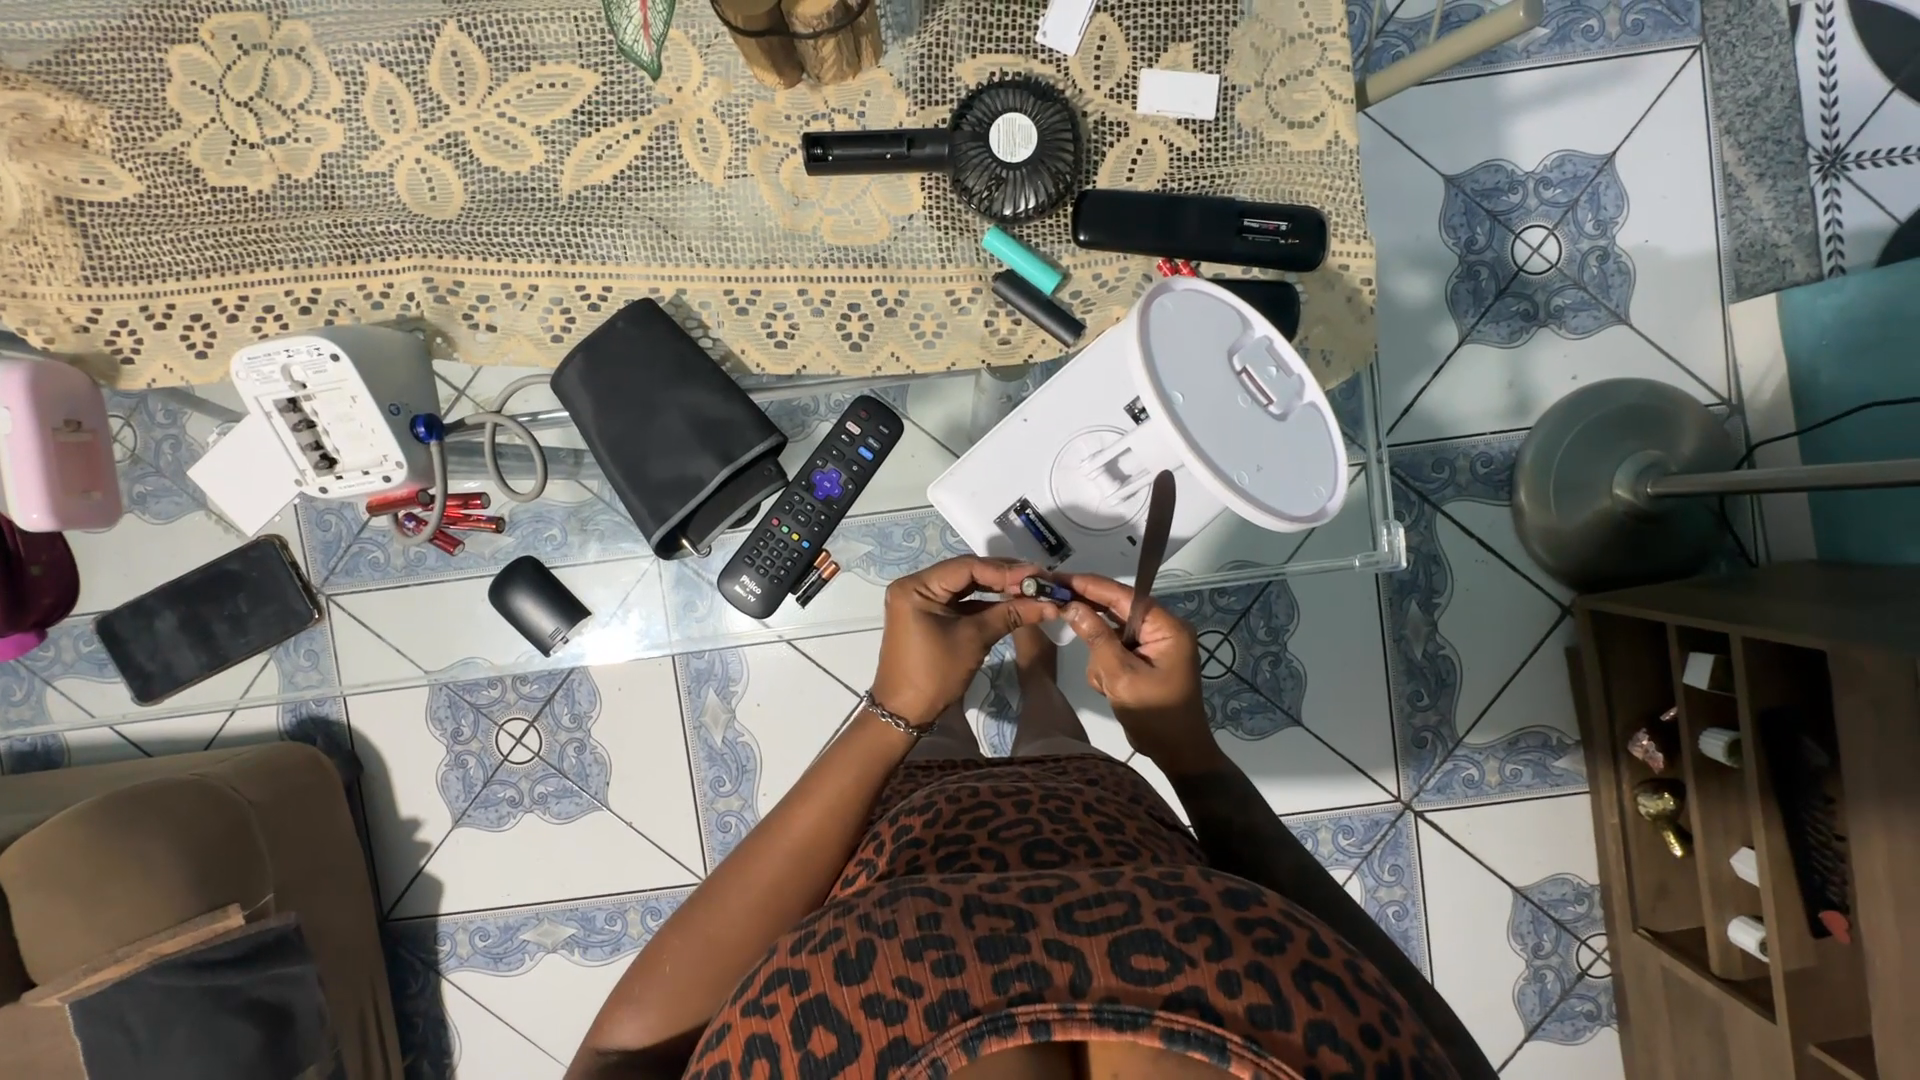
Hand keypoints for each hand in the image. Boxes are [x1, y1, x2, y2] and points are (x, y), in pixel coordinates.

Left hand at [870, 557, 1060, 725]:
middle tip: (1038, 580)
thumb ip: (1010, 614)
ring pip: (965, 586)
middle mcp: (915, 585)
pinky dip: (985, 603)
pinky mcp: (929, 614)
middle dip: (1003, 577)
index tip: (1036, 576)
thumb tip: (1049, 604)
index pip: (967, 567)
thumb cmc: (935, 673)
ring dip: (997, 588)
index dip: (1005, 571)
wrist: (905, 712)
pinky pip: (960, 601)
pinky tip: (1011, 602)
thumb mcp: (974, 639)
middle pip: (966, 572)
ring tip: (1030, 589)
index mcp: (917, 586)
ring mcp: (921, 600)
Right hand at [1055, 573, 1221, 775]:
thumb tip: (1071, 606)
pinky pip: (1112, 651)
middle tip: (1055, 604)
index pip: (1123, 596)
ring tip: (1107, 683)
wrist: (1178, 754)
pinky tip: (1110, 689)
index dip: (1090, 585)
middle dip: (1090, 617)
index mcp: (1166, 627)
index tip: (1058, 579)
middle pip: (1116, 610)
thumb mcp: (1122, 676)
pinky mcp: (1141, 661)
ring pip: (1109, 633)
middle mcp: (1161, 630)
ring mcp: (1151, 646)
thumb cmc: (1156, 716)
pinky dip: (1104, 668)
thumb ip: (1097, 639)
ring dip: (1100, 656)